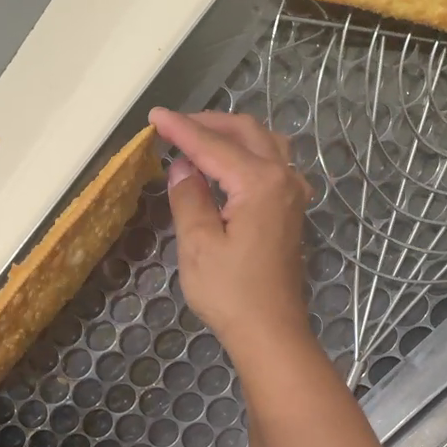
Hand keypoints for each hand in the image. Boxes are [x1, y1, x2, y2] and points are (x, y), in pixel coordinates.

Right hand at [149, 108, 314, 355]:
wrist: (269, 328)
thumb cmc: (229, 292)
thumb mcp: (197, 246)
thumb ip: (189, 200)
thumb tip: (181, 168)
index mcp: (258, 183)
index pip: (213, 147)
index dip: (181, 130)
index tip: (155, 117)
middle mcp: (282, 178)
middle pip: (246, 133)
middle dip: (209, 124)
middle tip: (174, 125)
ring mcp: (291, 194)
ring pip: (265, 143)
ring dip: (231, 134)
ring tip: (200, 139)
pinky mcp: (290, 211)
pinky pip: (273, 164)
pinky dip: (247, 153)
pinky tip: (231, 166)